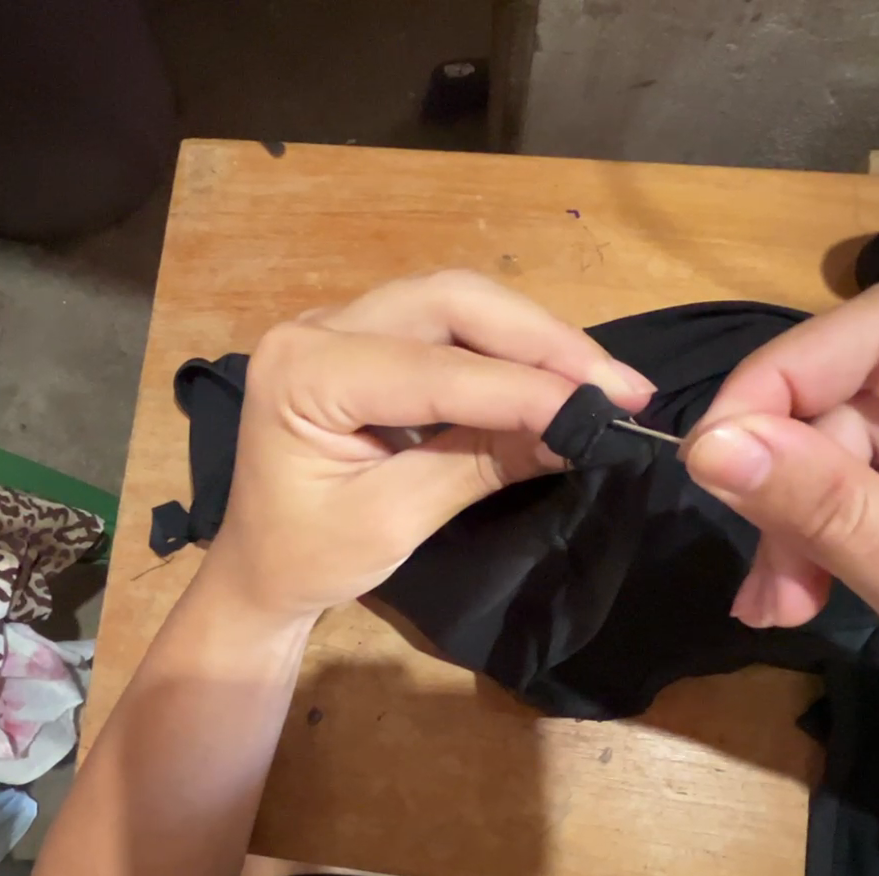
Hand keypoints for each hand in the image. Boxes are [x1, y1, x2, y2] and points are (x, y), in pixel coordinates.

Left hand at [199, 271, 654, 622]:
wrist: (259, 569)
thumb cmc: (309, 557)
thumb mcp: (394, 519)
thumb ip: (480, 464)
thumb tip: (579, 431)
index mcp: (302, 371)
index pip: (434, 368)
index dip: (527, 388)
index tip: (609, 408)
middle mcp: (317, 327)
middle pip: (451, 302)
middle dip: (542, 342)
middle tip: (619, 384)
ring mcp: (339, 327)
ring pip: (456, 305)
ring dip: (533, 340)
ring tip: (601, 380)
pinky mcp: (363, 342)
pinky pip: (446, 328)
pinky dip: (505, 350)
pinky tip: (552, 375)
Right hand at [680, 283, 878, 812]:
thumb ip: (833, 517)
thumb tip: (705, 446)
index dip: (780, 378)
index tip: (705, 457)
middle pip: (866, 389)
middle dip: (795, 484)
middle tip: (766, 586)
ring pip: (857, 427)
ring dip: (806, 515)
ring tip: (786, 602)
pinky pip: (877, 456)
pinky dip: (832, 518)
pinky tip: (813, 580)